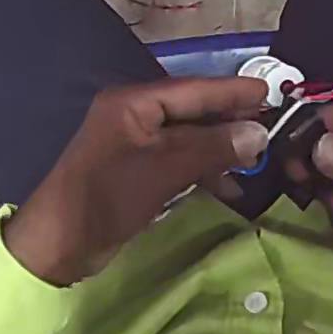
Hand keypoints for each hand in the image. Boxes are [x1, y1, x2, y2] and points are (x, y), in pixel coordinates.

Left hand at [4, 78, 270, 285]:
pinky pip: (178, 162)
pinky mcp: (137, 172)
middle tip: (272, 129)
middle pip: (192, 113)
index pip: (193, 90)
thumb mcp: (163, 169)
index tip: (271, 94)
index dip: (233, 92)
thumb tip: (258, 133)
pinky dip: (202, 171)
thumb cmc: (107, 197)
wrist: (60, 243)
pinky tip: (227, 187)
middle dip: (230, 123)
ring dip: (219, 151)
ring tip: (255, 162)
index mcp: (133, 103)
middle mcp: (134, 116)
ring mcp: (134, 145)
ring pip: (188, 139)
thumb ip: (211, 148)